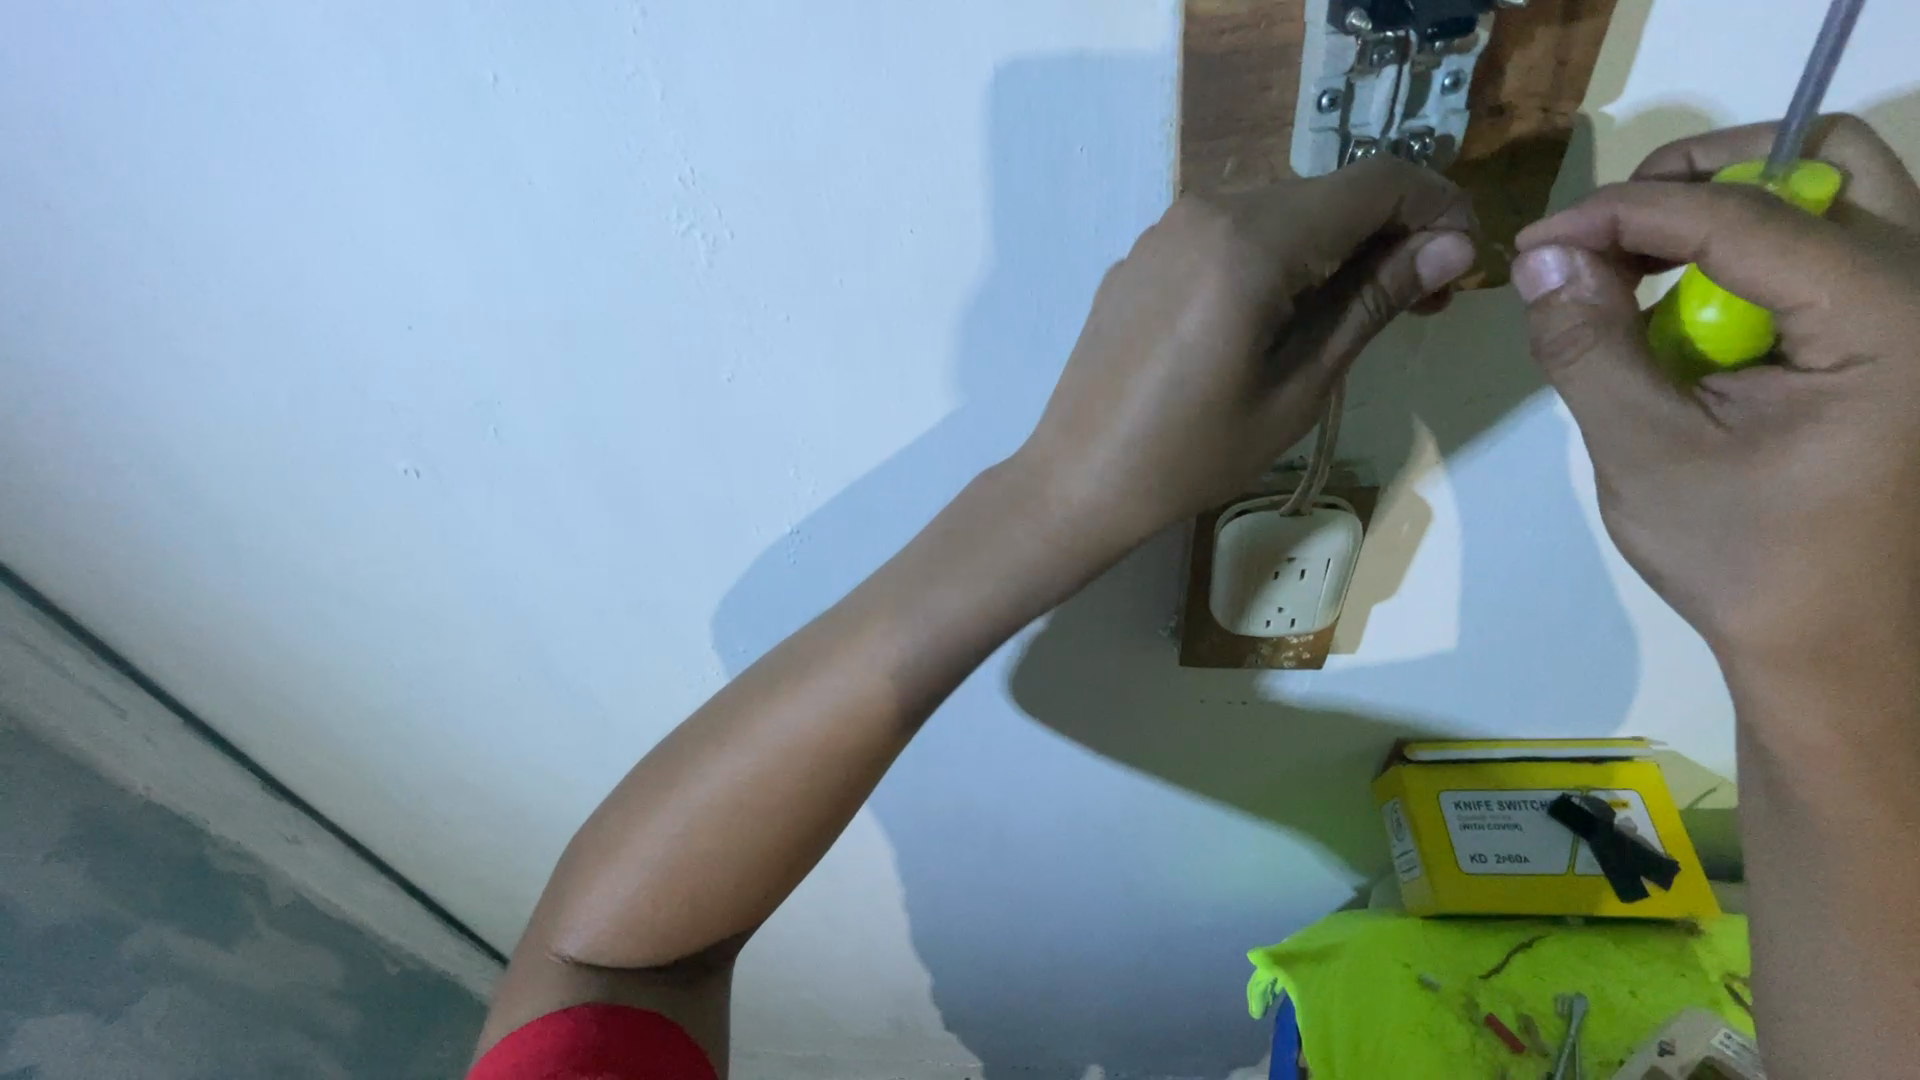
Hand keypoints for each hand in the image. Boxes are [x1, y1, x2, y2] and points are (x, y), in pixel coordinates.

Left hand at [1013, 157, 1476, 547]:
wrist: (1078, 480)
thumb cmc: (1189, 456)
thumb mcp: (1295, 390)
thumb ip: (1371, 304)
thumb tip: (1451, 244)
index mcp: (1249, 242)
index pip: (1375, 183)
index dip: (1437, 209)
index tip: (1461, 263)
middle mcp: (1202, 213)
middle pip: (1324, 195)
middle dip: (1382, 236)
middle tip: (1412, 304)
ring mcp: (1161, 234)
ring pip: (1273, 214)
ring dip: (1323, 251)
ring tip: (1340, 320)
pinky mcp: (1138, 261)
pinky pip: (1221, 240)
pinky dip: (1264, 262)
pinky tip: (1267, 319)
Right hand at [1511, 116, 1919, 668]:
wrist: (1845, 640)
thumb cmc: (1746, 556)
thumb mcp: (1644, 452)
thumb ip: (1587, 349)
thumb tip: (1541, 260)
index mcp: (1894, 317)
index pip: (1741, 215)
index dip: (1621, 212)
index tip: (1534, 242)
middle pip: (1818, 162)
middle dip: (1692, 181)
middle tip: (1601, 239)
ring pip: (1831, 195)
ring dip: (1717, 217)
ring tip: (1630, 281)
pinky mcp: (1904, 335)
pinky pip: (1828, 250)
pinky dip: (1741, 262)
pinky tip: (1681, 324)